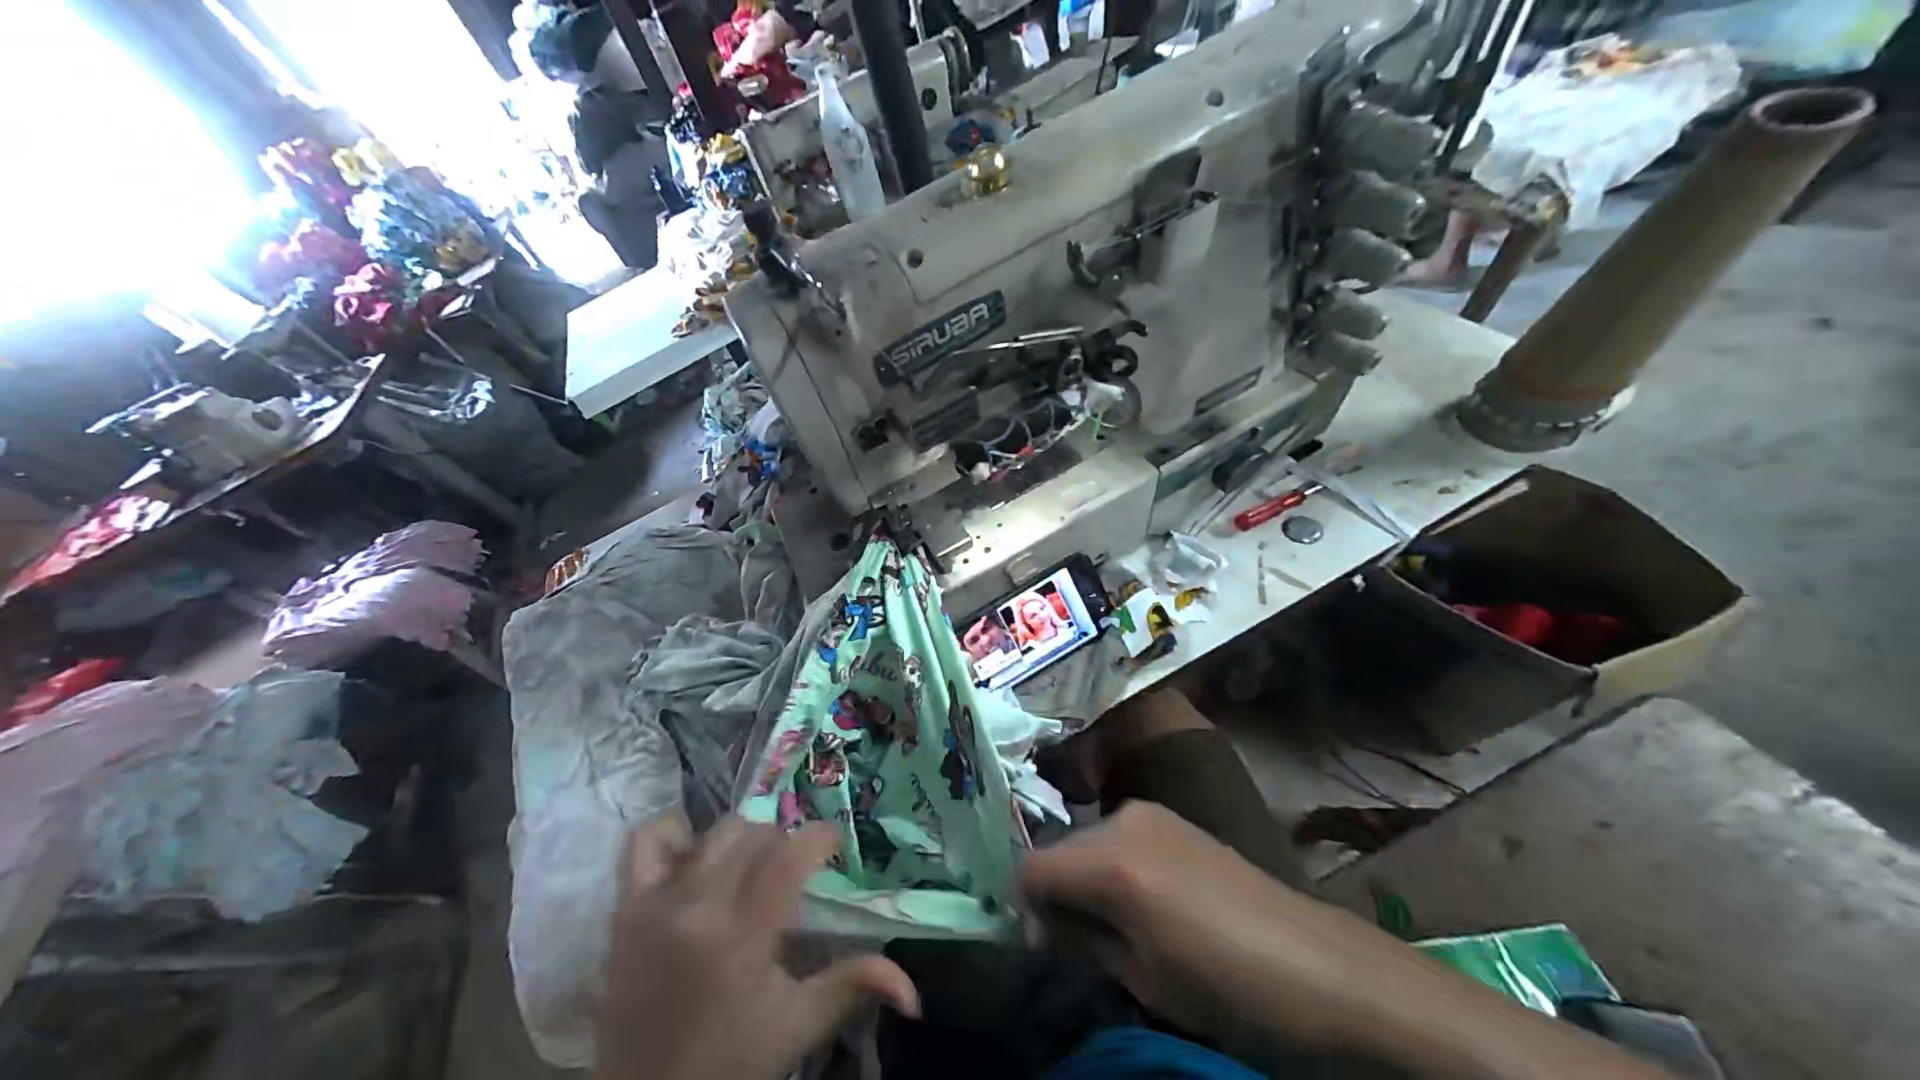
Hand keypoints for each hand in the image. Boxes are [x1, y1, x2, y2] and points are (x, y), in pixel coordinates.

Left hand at [595, 816, 920, 1079]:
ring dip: (746, 838)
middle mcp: (699, 908)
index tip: (835, 847)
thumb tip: (913, 990)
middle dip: (787, 842)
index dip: (821, 838)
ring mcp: (657, 903)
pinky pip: (647, 839)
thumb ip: (853, 989)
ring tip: (754, 867)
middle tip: (795, 870)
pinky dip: (677, 834)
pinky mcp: (626, 907)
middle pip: (757, 835)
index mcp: (744, 938)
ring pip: (717, 831)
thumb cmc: (728, 1062)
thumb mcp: (797, 1027)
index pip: (791, 856)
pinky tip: (696, 857)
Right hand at [1022, 801, 1435, 1052]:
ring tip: (1116, 922)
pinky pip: (1118, 835)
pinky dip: (1112, 864)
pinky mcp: (1173, 816)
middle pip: (1058, 849)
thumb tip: (1042, 922)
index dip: (1026, 907)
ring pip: (1087, 840)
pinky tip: (1144, 899)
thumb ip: (1080, 938)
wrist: (1317, 963)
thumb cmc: (1227, 984)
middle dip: (1056, 890)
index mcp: (1111, 863)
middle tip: (1077, 940)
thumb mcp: (1142, 977)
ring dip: (1085, 876)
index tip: (1044, 943)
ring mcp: (1150, 811)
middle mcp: (1123, 819)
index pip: (1030, 868)